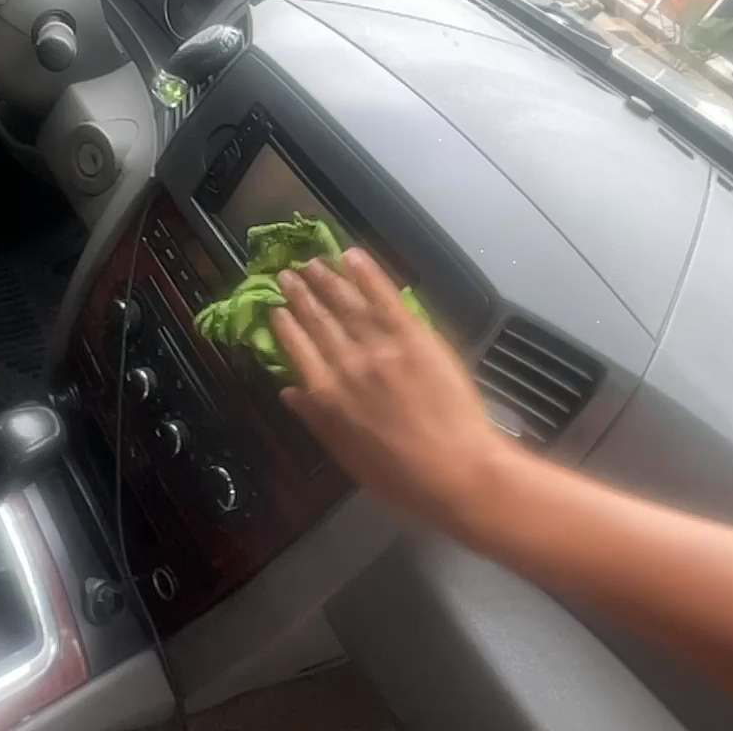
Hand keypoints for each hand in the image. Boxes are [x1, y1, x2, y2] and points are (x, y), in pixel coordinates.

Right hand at [271, 249, 513, 534]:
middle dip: (301, 295)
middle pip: (318, 320)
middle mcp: (347, 365)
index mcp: (327, 395)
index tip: (276, 308)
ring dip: (327, 280)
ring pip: (346, 304)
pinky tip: (352, 256)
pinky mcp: (414, 337)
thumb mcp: (346, 456)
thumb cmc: (401, 476)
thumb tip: (287, 390)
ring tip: (313, 263)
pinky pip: (386, 299)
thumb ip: (314, 419)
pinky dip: (367, 275)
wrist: (456, 472)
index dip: (285, 326)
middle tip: (288, 274)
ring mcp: (380, 347)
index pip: (297, 349)